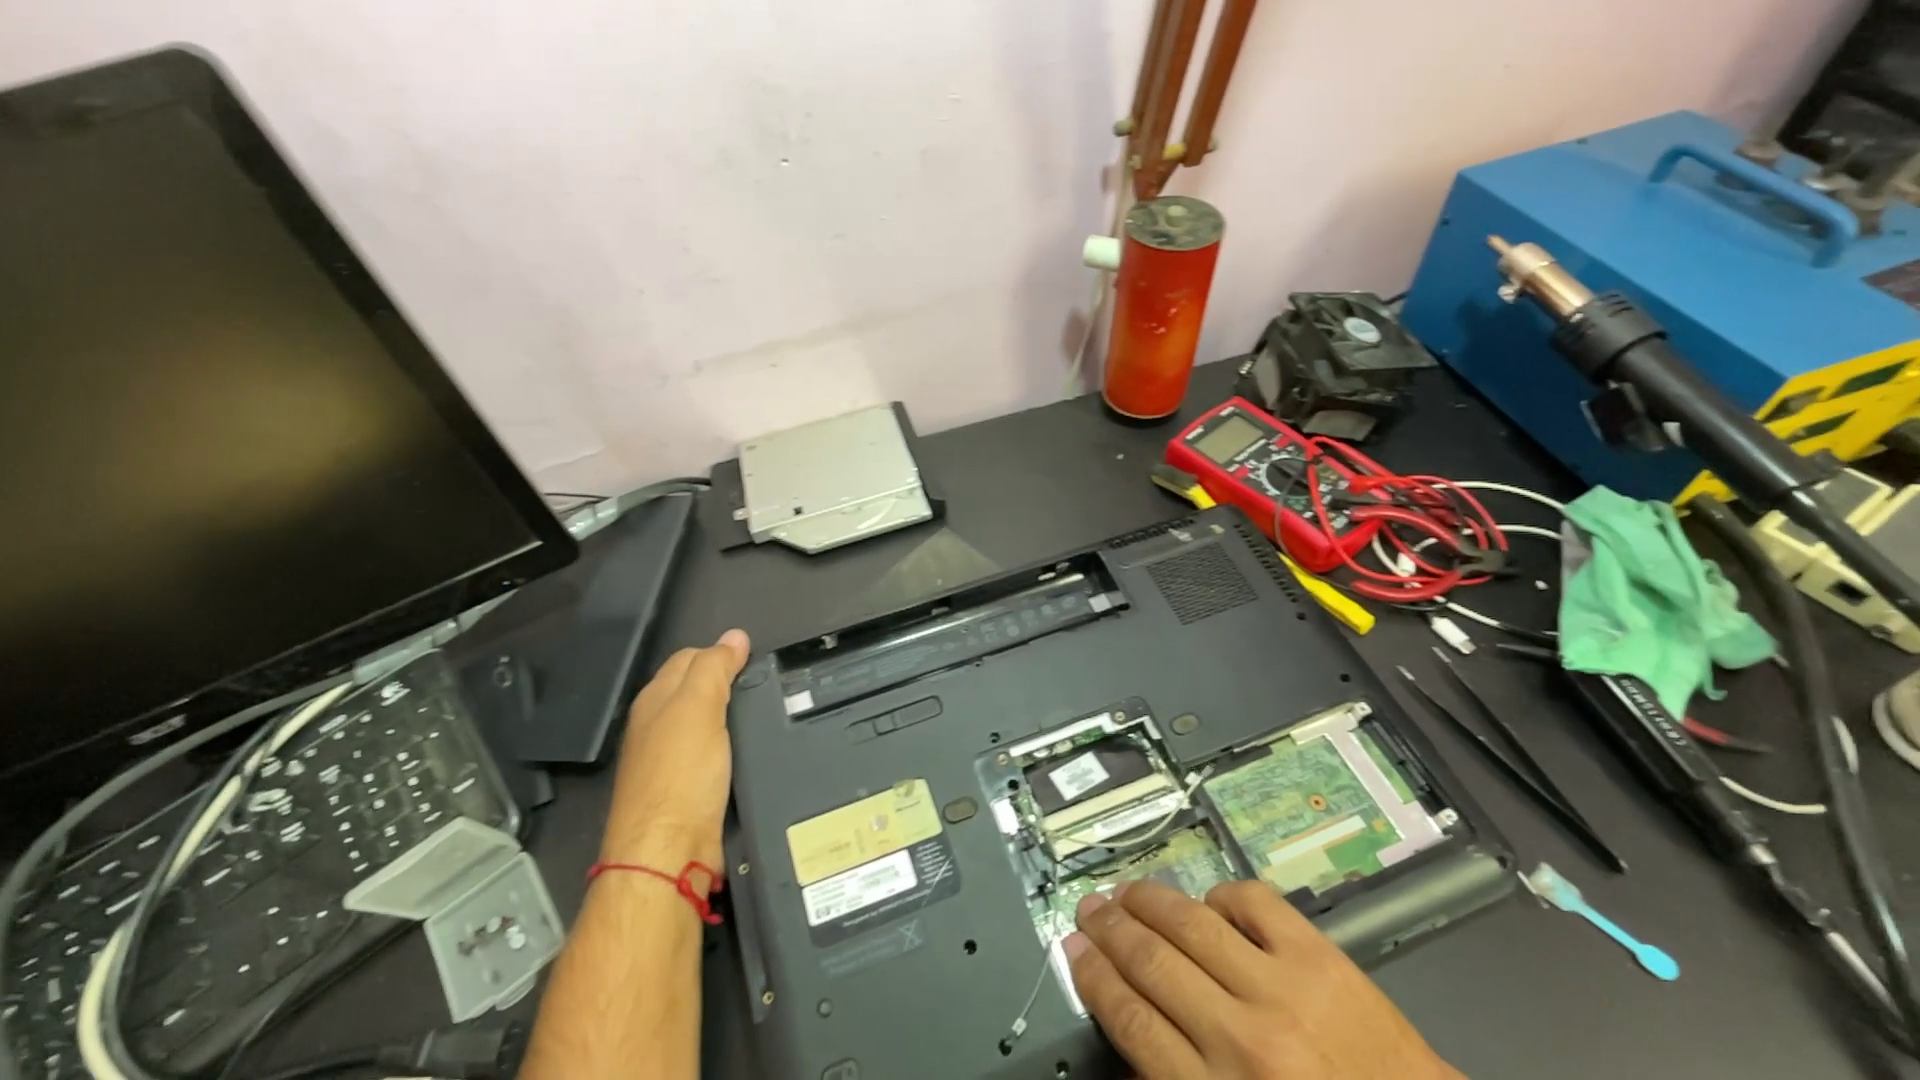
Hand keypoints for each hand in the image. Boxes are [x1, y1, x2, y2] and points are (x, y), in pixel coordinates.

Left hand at [601, 629, 749, 870]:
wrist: (668, 856)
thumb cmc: (680, 776)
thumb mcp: (698, 709)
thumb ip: (714, 669)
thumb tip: (734, 637)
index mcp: (655, 701)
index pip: (689, 659)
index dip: (721, 653)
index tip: (757, 659)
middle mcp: (657, 728)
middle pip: (696, 692)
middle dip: (727, 683)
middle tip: (767, 685)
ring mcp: (669, 763)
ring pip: (706, 726)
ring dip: (731, 718)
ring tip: (766, 715)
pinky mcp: (687, 793)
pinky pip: (713, 757)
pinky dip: (732, 749)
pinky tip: (751, 753)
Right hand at [1064, 880, 1461, 1079]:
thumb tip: (1128, 1022)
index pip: (1131, 1018)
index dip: (1092, 977)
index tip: (1073, 951)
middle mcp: (1241, 1039)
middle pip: (1151, 963)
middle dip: (1109, 930)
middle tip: (1089, 910)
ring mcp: (1283, 990)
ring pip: (1191, 924)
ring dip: (1148, 901)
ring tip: (1126, 892)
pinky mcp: (1322, 958)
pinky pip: (1253, 903)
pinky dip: (1222, 897)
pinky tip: (1208, 905)